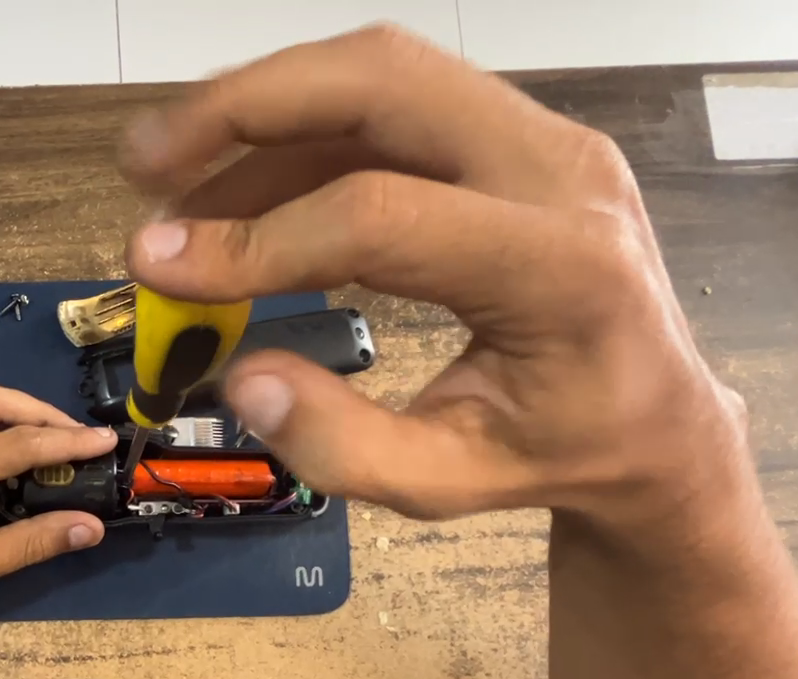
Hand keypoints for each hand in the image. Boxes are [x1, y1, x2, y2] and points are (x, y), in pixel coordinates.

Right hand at [118, 26, 748, 532]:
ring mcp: (536, 138)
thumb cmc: (552, 456)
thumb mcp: (440, 482)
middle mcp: (557, 167)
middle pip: (381, 80)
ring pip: (377, 76)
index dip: (252, 240)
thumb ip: (339, 444)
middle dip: (242, 109)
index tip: (154, 266)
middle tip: (143, 159)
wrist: (654, 417)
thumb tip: (240, 377)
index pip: (378, 216)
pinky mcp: (506, 140)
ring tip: (166, 175)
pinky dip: (292, 139)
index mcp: (557, 266)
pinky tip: (232, 192)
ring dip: (256, 115)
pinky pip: (385, 110)